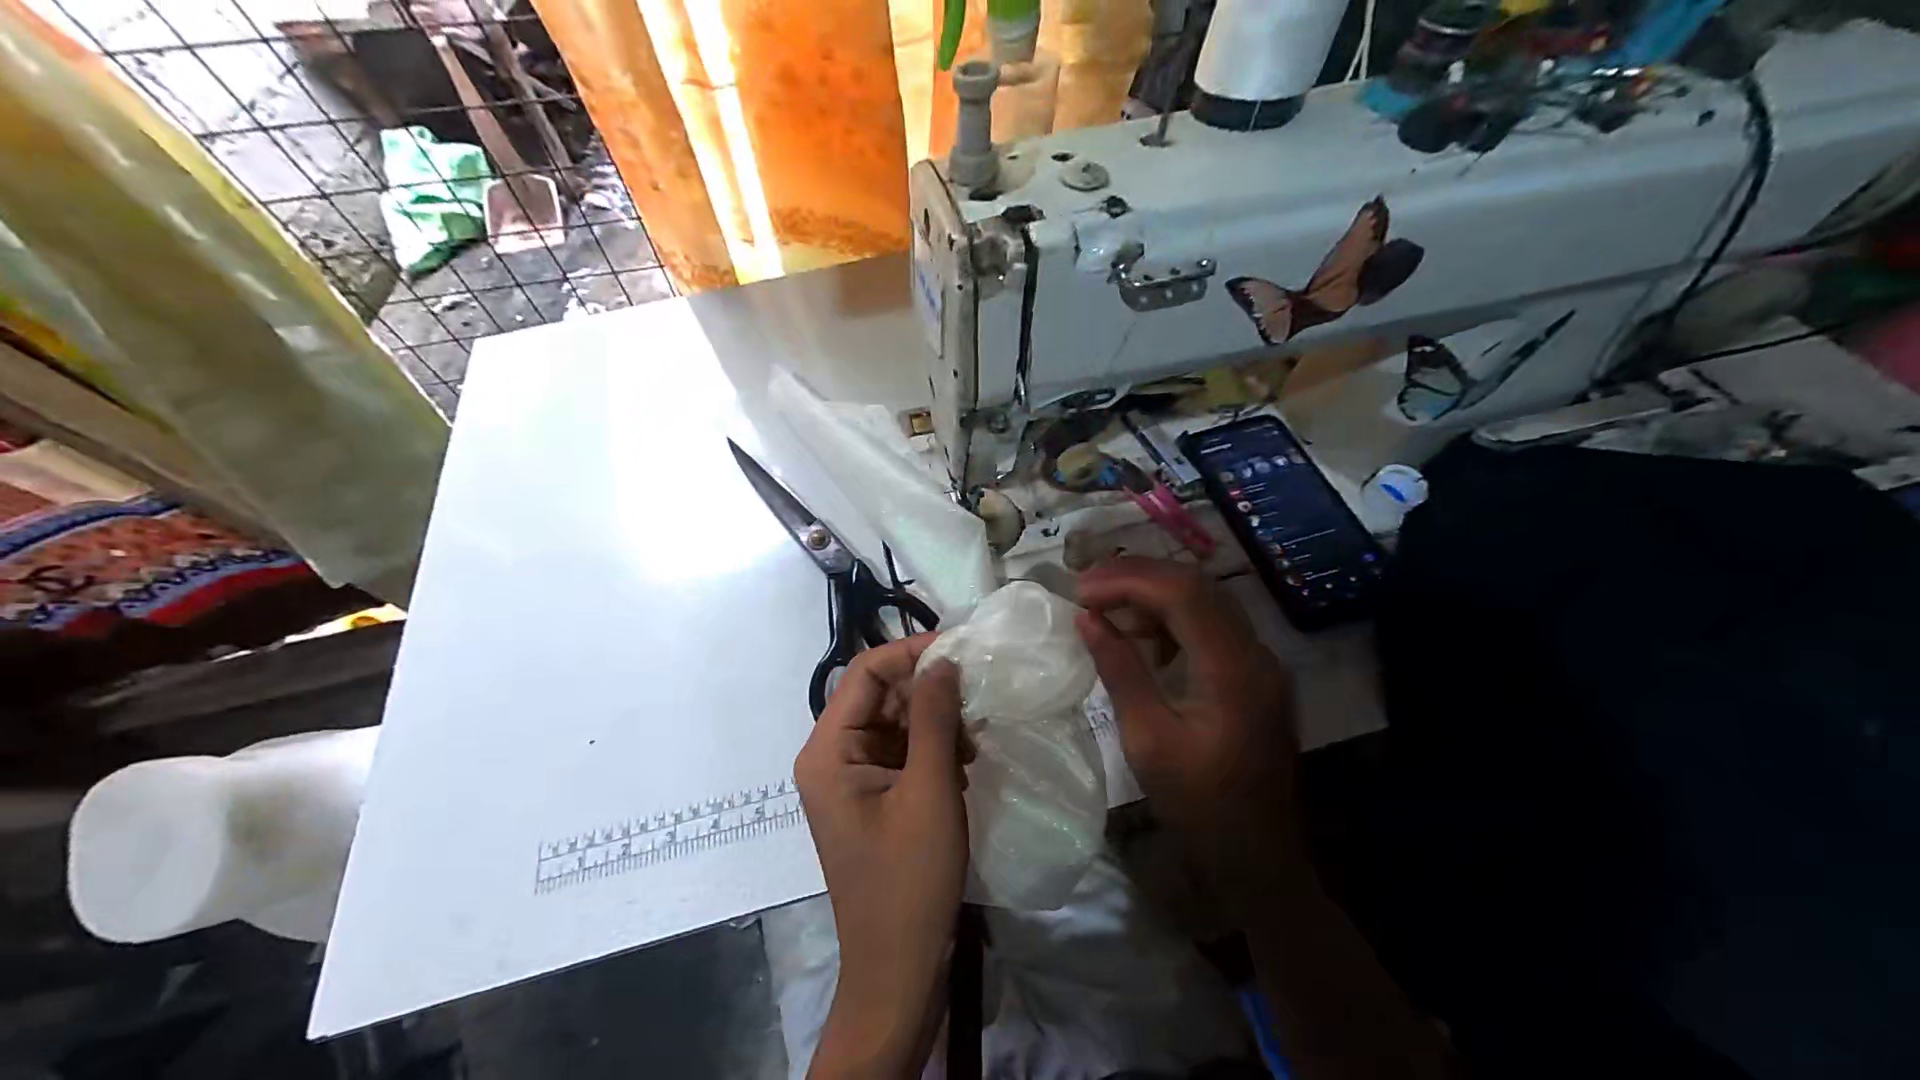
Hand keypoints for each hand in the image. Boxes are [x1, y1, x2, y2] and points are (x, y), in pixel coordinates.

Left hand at [796, 635, 966, 1078]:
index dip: (910, 652)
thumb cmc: (910, 878)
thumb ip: (934, 718)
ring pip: (895, 724)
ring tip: (978, 736)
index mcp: (828, 750)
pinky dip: (934, 750)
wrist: (899, 967)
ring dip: (937, 723)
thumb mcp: (929, 790)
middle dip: (929, 691)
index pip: (865, 673)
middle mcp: (831, 757)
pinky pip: (902, 754)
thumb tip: (943, 659)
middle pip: (880, 696)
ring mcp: (851, 780)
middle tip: (980, 693)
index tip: (961, 648)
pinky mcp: (873, 799)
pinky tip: (967, 762)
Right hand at [1075, 558, 1301, 897]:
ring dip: (1154, 594)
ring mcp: (1263, 661)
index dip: (1128, 580)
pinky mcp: (1257, 672)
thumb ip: (1119, 671)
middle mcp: (1257, 654)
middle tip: (1087, 589)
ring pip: (1207, 599)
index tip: (1080, 590)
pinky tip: (1144, 639)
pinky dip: (1173, 617)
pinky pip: (1213, 623)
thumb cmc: (1198, 806)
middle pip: (1197, 585)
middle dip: (1137, 577)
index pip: (1183, 594)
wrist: (1258, 855)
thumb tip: (1087, 620)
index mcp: (1233, 672)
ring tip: (1107, 611)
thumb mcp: (1146, 740)